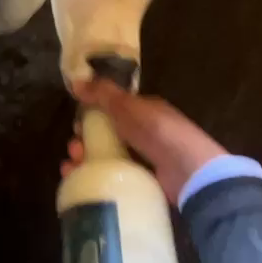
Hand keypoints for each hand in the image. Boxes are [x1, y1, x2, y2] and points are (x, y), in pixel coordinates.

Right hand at [66, 80, 227, 205]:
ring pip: (109, 157)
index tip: (75, 124)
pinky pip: (116, 177)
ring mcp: (147, 159)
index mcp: (145, 111)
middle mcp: (146, 133)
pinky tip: (82, 181)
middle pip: (108, 135)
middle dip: (86, 140)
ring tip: (72, 167)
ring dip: (86, 160)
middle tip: (74, 148)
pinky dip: (97, 178)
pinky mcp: (145, 182)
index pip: (113, 110)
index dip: (92, 115)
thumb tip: (75, 81)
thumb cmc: (158, 131)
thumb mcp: (128, 106)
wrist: (189, 171)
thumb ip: (103, 93)